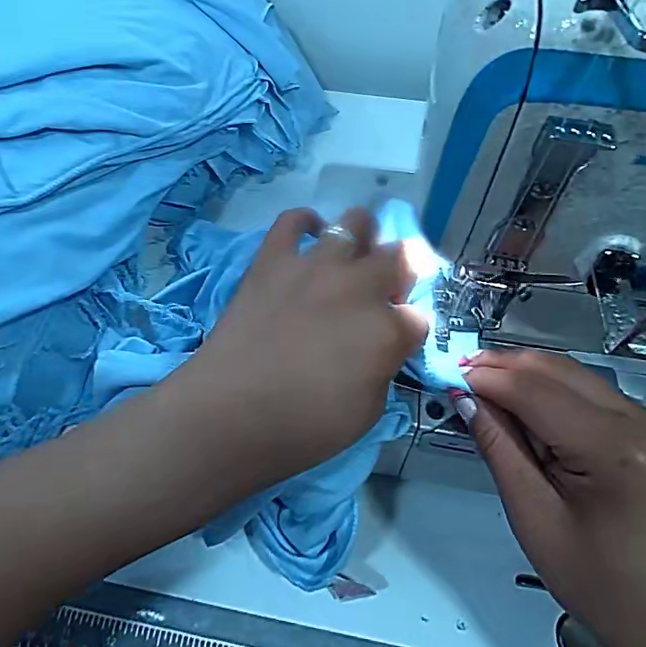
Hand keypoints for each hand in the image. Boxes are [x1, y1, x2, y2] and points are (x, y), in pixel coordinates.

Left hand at [170, 207, 426, 488]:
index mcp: (387, 330)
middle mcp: (359, 287)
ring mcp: (316, 265)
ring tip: (351, 257)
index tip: (395, 341)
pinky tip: (309, 236)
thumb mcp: (367, 412)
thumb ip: (382, 369)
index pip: (417, 317)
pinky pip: (294, 220)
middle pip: (399, 257)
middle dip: (398, 274)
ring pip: (356, 222)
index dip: (408, 329)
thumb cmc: (302, 427)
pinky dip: (305, 223)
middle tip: (380, 295)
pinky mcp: (274, 258)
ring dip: (363, 238)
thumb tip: (380, 348)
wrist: (228, 413)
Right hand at [460, 349, 645, 646]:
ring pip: (580, 377)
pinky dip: (561, 394)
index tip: (451, 373)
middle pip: (561, 371)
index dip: (490, 377)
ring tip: (491, 387)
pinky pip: (600, 397)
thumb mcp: (534, 518)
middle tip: (464, 372)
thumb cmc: (598, 585)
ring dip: (533, 376)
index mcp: (617, 452)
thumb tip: (466, 397)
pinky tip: (533, 408)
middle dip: (508, 366)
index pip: (538, 392)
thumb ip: (499, 447)